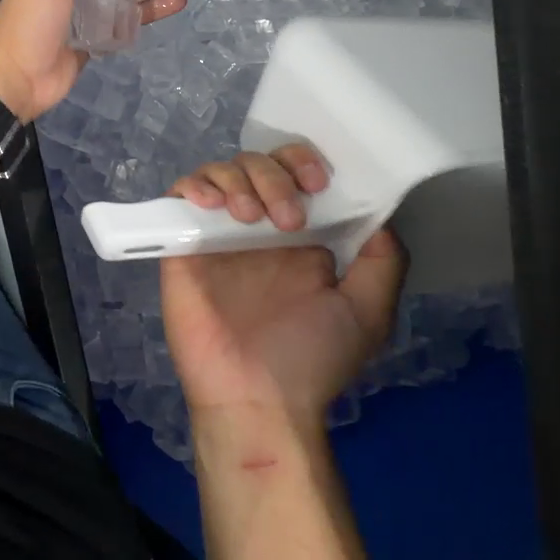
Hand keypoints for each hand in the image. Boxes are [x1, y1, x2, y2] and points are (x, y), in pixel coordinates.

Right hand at [160, 145, 406, 424]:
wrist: (257, 397)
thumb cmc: (311, 358)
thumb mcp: (367, 313)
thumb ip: (382, 263)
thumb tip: (377, 213)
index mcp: (298, 237)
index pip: (295, 174)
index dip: (303, 162)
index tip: (316, 182)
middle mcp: (257, 227)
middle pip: (256, 163)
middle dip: (273, 176)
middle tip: (287, 218)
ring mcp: (217, 233)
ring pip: (219, 171)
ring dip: (237, 180)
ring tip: (249, 218)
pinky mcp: (182, 243)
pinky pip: (178, 195)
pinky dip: (193, 186)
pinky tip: (209, 204)